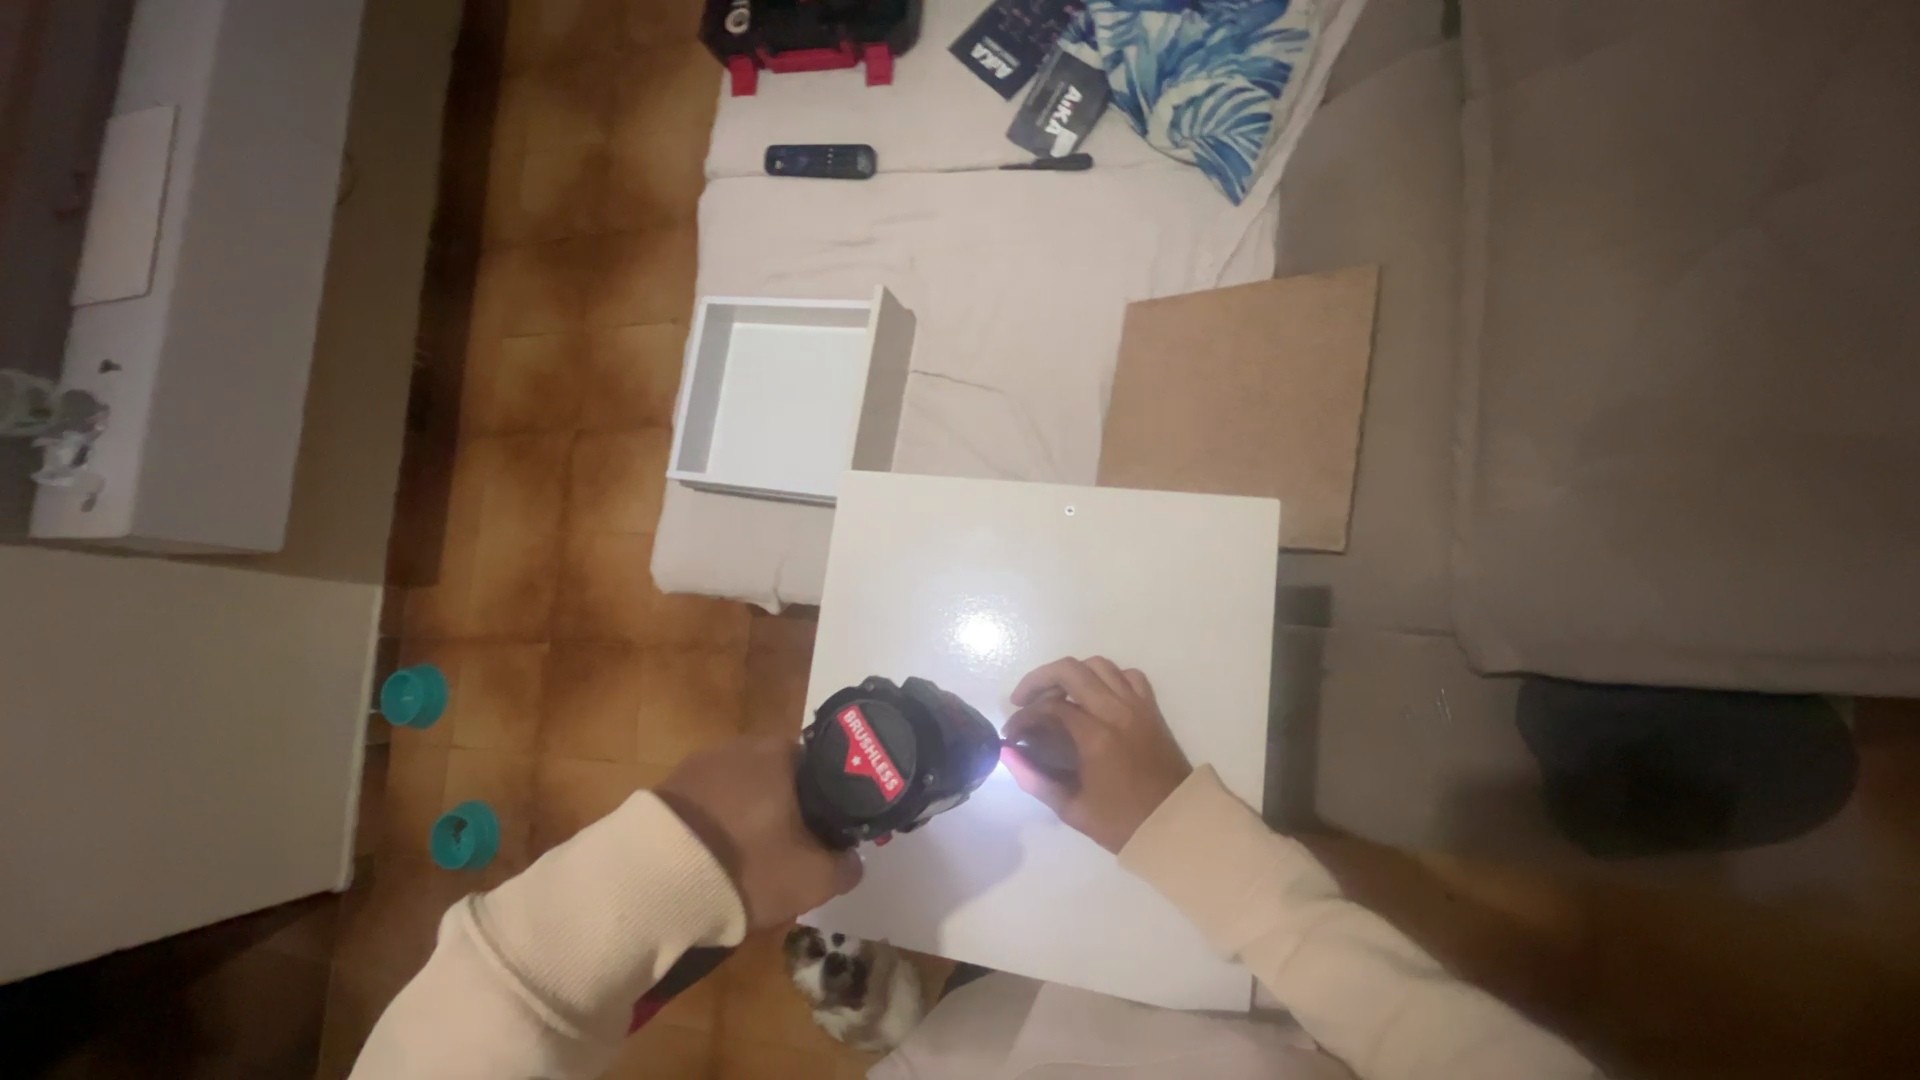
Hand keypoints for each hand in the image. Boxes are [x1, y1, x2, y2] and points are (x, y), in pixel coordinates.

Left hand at [655, 736, 862, 930]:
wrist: (655, 880)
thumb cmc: (747, 864)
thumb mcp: (813, 879)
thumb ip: (845, 867)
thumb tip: (853, 859)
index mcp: (783, 752)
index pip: (822, 769)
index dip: (828, 805)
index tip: (823, 838)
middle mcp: (744, 744)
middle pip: (781, 778)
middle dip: (787, 811)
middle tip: (787, 854)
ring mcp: (701, 762)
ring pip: (743, 790)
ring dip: (749, 817)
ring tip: (745, 861)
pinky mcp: (668, 786)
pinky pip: (708, 803)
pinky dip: (716, 826)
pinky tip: (712, 859)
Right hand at [1001, 657, 1192, 853]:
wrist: (1179, 826)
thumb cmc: (1124, 822)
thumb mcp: (1073, 809)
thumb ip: (1035, 780)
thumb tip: (1008, 755)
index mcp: (1096, 736)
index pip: (1049, 708)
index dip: (1024, 718)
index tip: (1013, 735)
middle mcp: (1116, 711)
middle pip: (1070, 671)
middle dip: (1039, 680)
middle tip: (1023, 700)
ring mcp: (1137, 706)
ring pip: (1099, 665)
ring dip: (1071, 674)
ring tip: (1056, 694)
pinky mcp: (1152, 709)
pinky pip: (1128, 676)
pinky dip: (1107, 677)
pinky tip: (1096, 696)